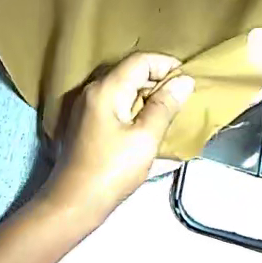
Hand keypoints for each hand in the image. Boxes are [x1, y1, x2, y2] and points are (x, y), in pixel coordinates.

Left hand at [35, 53, 194, 230]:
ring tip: (168, 114)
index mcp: (105, 89)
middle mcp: (91, 92)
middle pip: (129, 72)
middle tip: (181, 100)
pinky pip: (113, 105)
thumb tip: (183, 81)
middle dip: (157, 80)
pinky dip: (132, 109)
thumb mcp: (145, 138)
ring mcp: (85, 108)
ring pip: (121, 89)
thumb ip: (165, 106)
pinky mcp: (85, 125)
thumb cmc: (111, 171)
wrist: (74, 202)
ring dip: (146, 96)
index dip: (166, 65)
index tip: (188, 82)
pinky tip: (146, 127)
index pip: (140, 60)